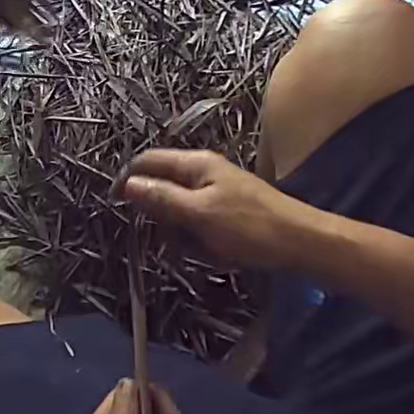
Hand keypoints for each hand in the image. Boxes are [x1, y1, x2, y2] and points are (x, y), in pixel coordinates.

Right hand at [120, 149, 322, 271]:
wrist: (300, 242)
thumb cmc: (249, 226)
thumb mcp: (200, 214)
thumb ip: (162, 198)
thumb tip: (127, 184)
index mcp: (196, 163)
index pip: (148, 161)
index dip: (128, 179)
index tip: (113, 205)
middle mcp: (203, 171)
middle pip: (162, 187)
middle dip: (161, 217)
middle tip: (174, 240)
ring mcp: (216, 191)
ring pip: (179, 210)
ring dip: (182, 234)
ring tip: (201, 250)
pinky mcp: (226, 211)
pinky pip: (198, 223)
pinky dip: (200, 240)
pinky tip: (216, 253)